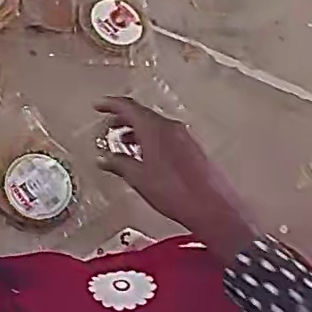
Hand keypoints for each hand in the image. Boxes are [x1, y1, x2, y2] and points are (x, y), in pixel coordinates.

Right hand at [94, 97, 258, 260]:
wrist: (212, 207)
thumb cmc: (176, 192)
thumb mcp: (138, 178)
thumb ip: (119, 164)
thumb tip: (105, 159)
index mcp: (155, 129)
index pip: (128, 107)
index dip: (111, 104)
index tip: (100, 105)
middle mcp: (171, 128)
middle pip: (142, 115)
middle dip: (123, 120)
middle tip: (109, 127)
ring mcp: (184, 137)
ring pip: (155, 126)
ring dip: (137, 131)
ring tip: (124, 144)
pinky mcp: (193, 148)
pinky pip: (167, 136)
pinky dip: (152, 140)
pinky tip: (146, 156)